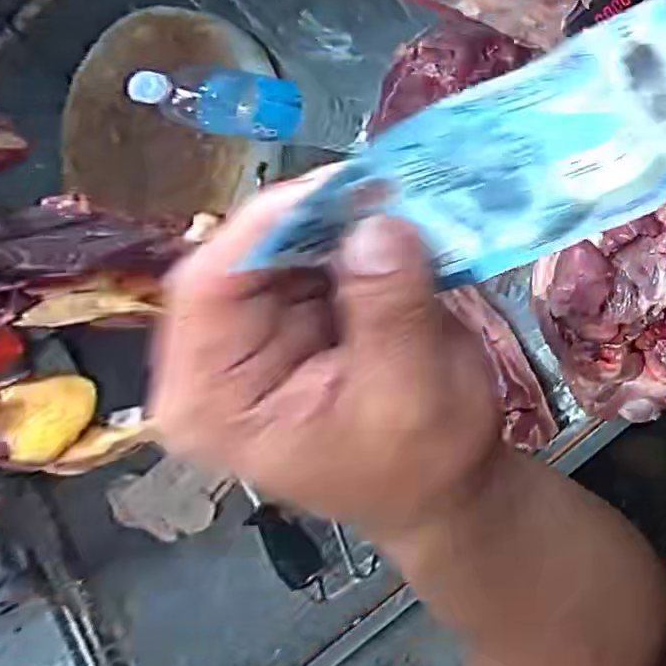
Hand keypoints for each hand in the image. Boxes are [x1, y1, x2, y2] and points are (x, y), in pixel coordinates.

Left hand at [150, 179, 504, 539]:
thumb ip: (390, 310)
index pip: (213, 283)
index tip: (346, 184)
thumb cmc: (422, 458)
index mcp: (217, 391)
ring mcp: (279, 328)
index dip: (270, 223)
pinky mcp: (324, 313)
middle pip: (256, 254)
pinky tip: (413, 217)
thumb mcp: (408, 391)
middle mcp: (233, 351)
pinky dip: (377, 233)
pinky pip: (340, 255)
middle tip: (391, 180)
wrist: (453, 485)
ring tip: (409, 192)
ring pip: (301, 245)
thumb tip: (379, 223)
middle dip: (323, 214)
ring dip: (355, 217)